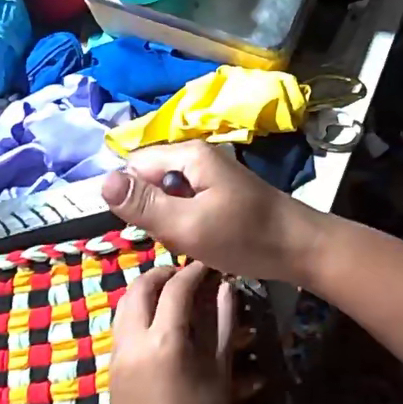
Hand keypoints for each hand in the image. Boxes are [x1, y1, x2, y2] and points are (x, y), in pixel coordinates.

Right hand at [100, 142, 322, 283]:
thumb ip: (143, 204)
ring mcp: (211, 173)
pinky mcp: (220, 191)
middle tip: (175, 238)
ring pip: (167, 195)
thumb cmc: (245, 237)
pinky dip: (186, 223)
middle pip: (150, 179)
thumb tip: (101, 181)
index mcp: (188, 154)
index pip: (134, 166)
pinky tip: (201, 241)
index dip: (132, 199)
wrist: (302, 249)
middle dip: (153, 211)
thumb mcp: (187, 225)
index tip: (148, 228)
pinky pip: (186, 203)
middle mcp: (198, 156)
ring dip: (170, 221)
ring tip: (190, 241)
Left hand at [110, 263, 234, 403]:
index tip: (209, 265)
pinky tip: (158, 319)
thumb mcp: (218, 373)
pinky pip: (120, 323)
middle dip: (164, 274)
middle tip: (188, 275)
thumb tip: (226, 288)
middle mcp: (133, 339)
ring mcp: (117, 351)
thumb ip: (222, 325)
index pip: (176, 288)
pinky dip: (137, 309)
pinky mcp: (109, 364)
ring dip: (146, 289)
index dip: (194, 272)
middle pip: (141, 286)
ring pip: (125, 302)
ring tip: (171, 294)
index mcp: (164, 341)